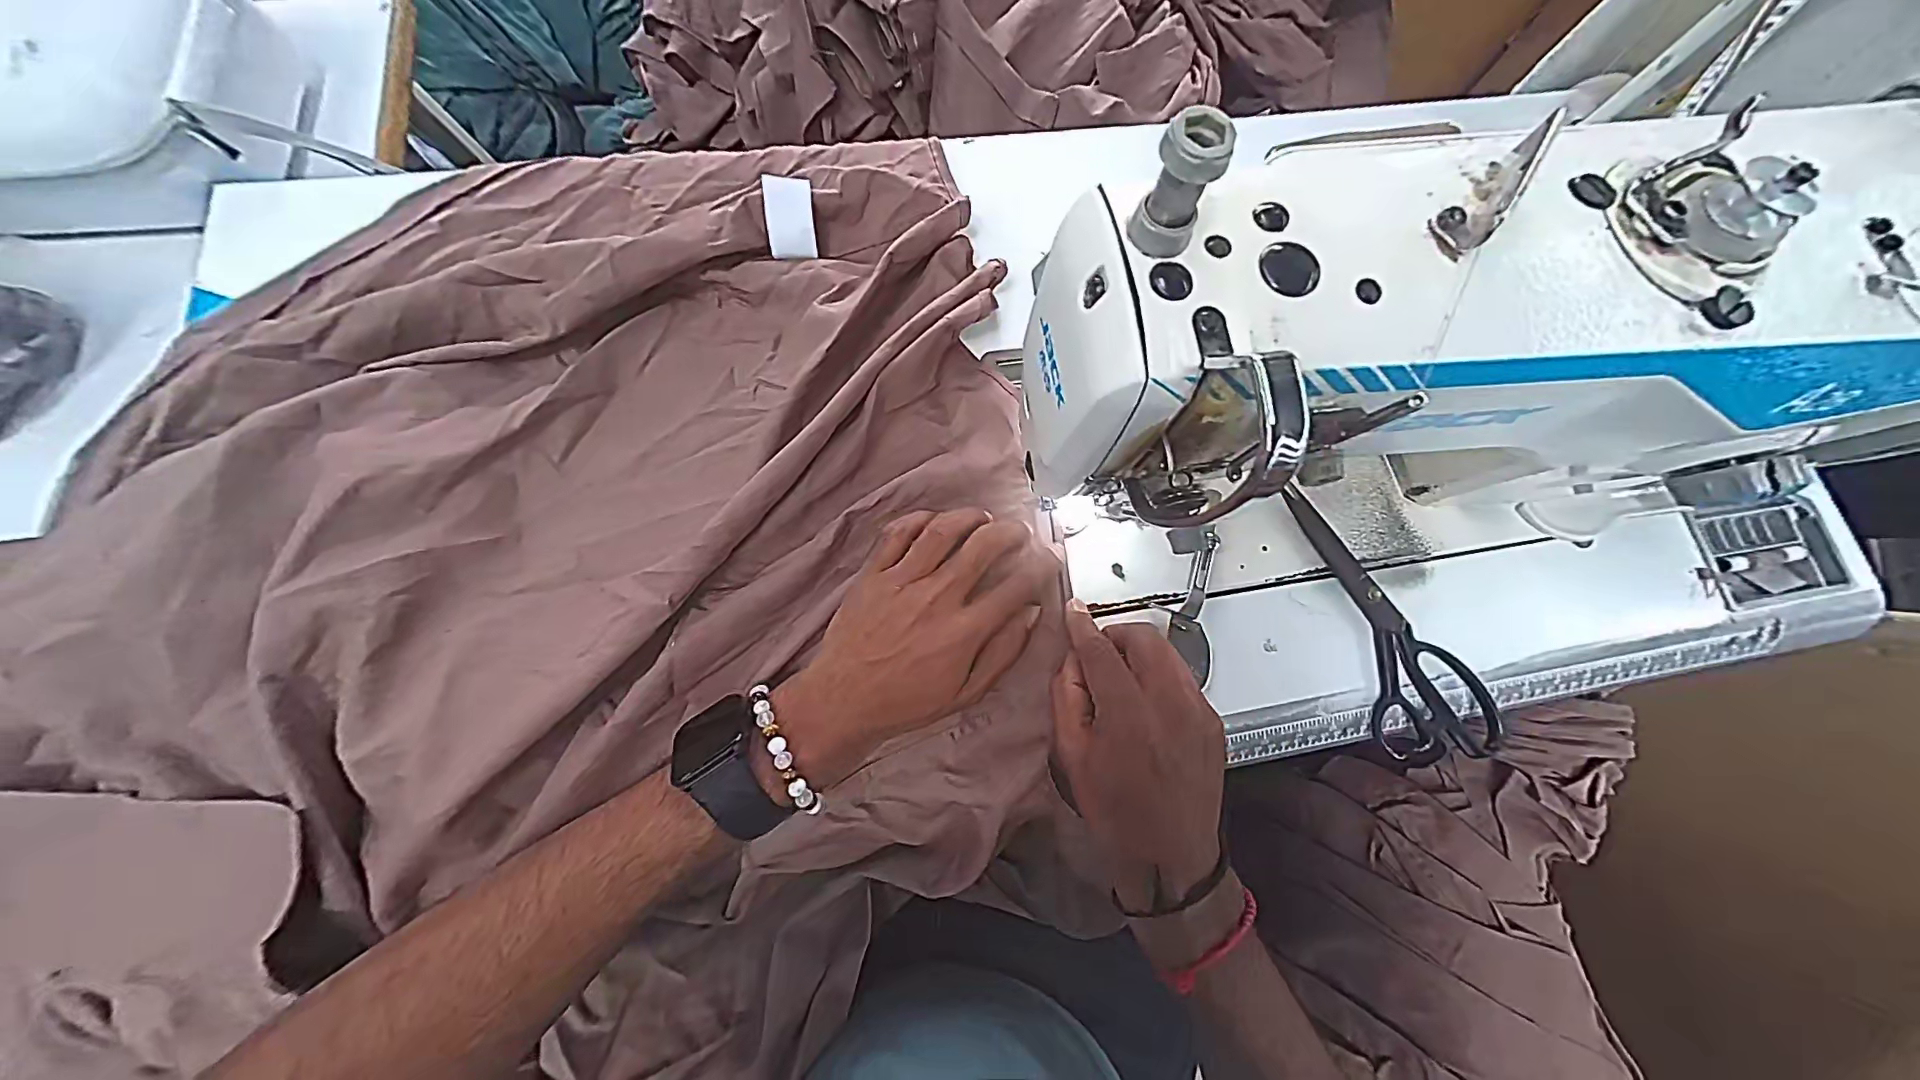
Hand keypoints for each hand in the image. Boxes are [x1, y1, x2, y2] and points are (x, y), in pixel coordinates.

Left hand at [766, 509, 1055, 796]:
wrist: (843, 701)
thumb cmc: (904, 702)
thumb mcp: (966, 693)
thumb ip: (1003, 652)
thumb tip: (1030, 614)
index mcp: (963, 631)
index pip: (1016, 585)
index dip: (1041, 565)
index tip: (1048, 558)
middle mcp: (936, 599)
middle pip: (984, 546)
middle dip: (1011, 532)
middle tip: (1019, 533)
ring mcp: (901, 582)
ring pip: (943, 530)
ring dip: (970, 517)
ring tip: (983, 519)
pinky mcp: (873, 575)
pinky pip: (898, 534)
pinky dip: (920, 519)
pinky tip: (934, 521)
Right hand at [1051, 605, 1225, 913]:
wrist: (1171, 854)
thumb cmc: (1115, 810)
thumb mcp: (1071, 757)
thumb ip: (1066, 698)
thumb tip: (1073, 661)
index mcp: (1129, 716)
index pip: (1102, 650)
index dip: (1084, 626)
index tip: (1075, 611)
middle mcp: (1170, 705)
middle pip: (1144, 637)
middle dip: (1116, 633)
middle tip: (1098, 653)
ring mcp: (1199, 711)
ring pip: (1168, 652)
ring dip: (1139, 651)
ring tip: (1121, 677)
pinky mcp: (1214, 720)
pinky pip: (1184, 676)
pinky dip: (1160, 674)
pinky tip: (1146, 700)